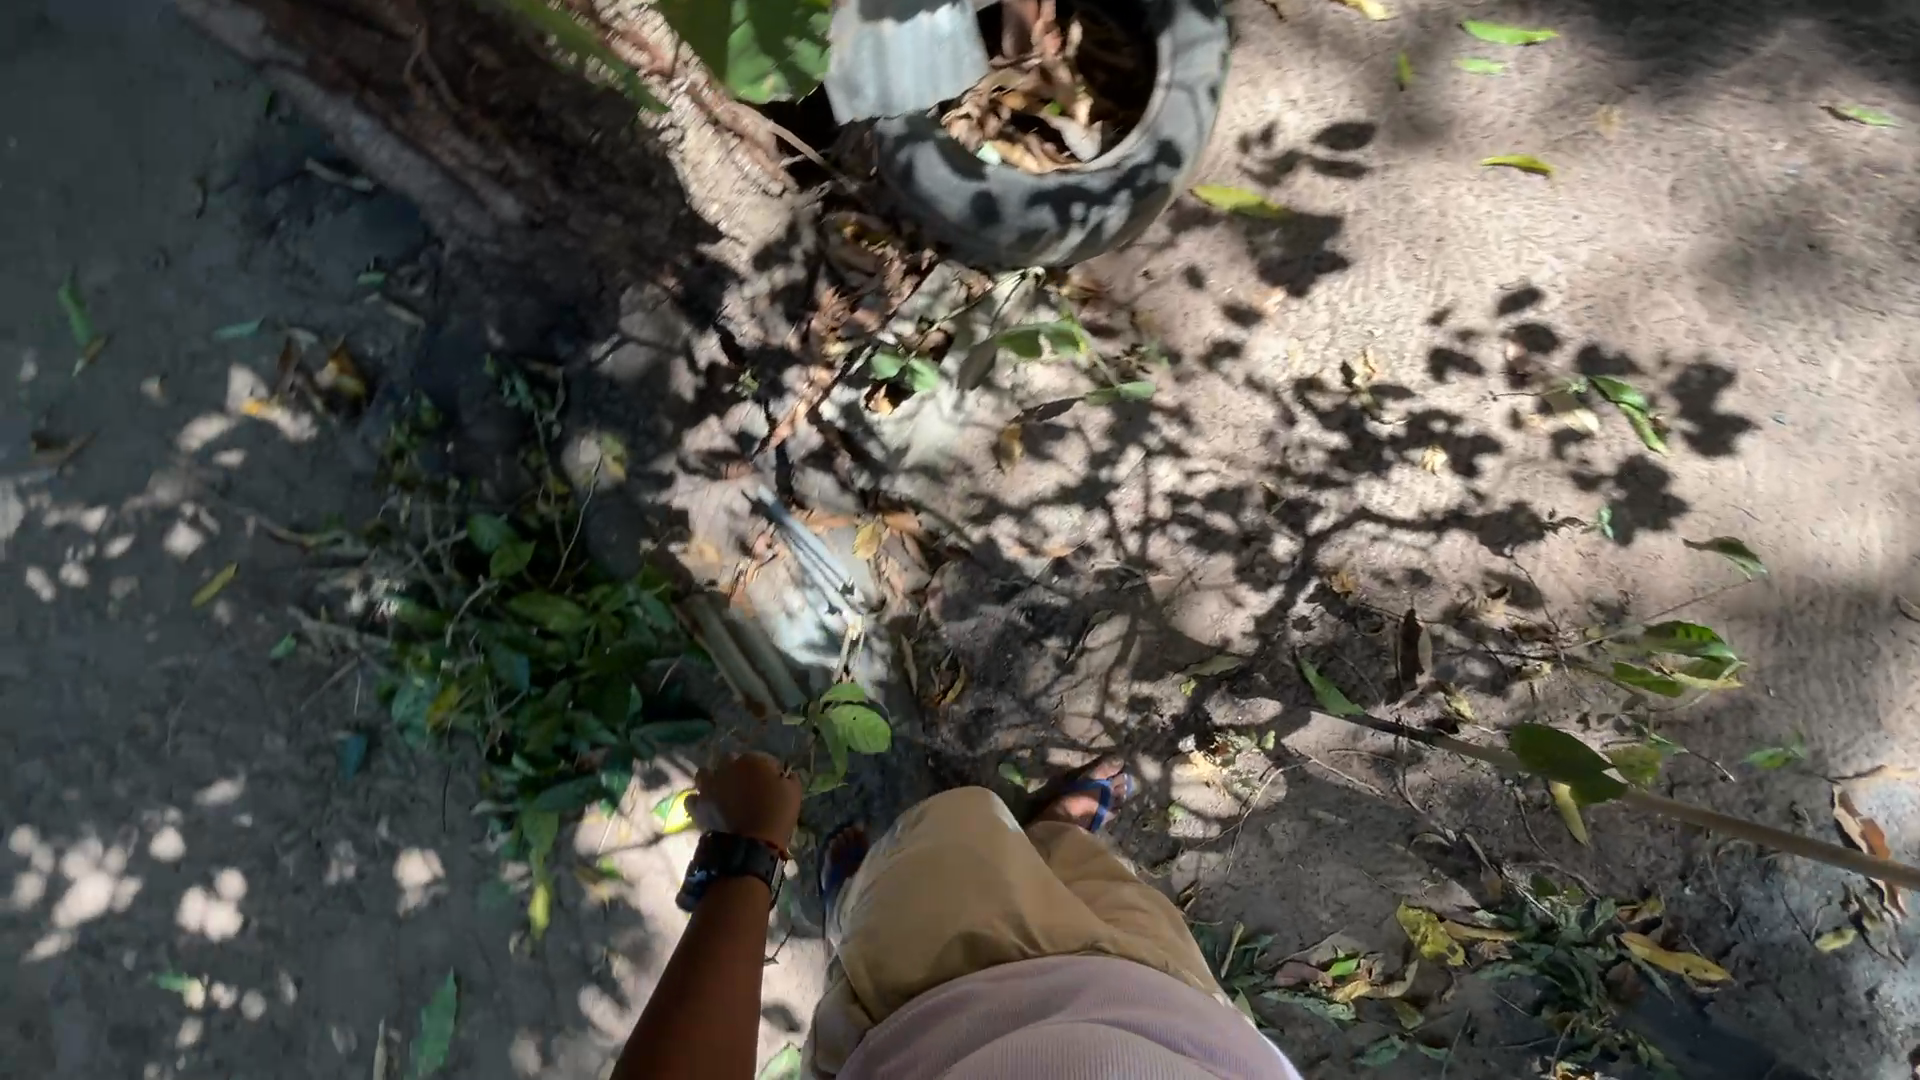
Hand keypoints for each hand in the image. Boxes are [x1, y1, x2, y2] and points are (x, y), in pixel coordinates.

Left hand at [690, 751, 801, 852]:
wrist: (750, 844)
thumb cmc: (776, 815)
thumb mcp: (794, 793)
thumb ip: (789, 778)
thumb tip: (785, 775)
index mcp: (752, 760)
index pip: (762, 758)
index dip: (769, 770)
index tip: (774, 782)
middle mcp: (727, 767)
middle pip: (730, 761)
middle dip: (738, 769)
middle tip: (747, 786)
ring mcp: (710, 786)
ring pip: (705, 773)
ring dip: (713, 779)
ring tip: (721, 791)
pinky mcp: (698, 805)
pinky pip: (693, 797)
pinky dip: (699, 800)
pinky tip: (708, 806)